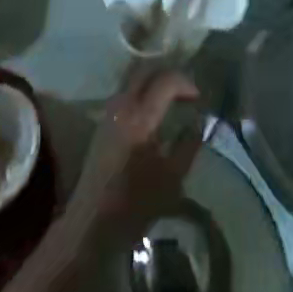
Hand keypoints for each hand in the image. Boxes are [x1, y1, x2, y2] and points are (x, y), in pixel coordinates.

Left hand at [67, 68, 203, 239]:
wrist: (93, 220)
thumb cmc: (136, 202)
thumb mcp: (173, 177)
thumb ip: (188, 144)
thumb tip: (199, 123)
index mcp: (141, 117)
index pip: (166, 81)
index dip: (186, 83)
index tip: (199, 98)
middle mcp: (122, 105)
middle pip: (145, 71)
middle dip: (168, 75)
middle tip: (187, 92)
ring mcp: (109, 111)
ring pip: (132, 80)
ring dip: (153, 82)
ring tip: (172, 99)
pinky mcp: (102, 121)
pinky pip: (125, 93)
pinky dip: (142, 92)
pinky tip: (153, 111)